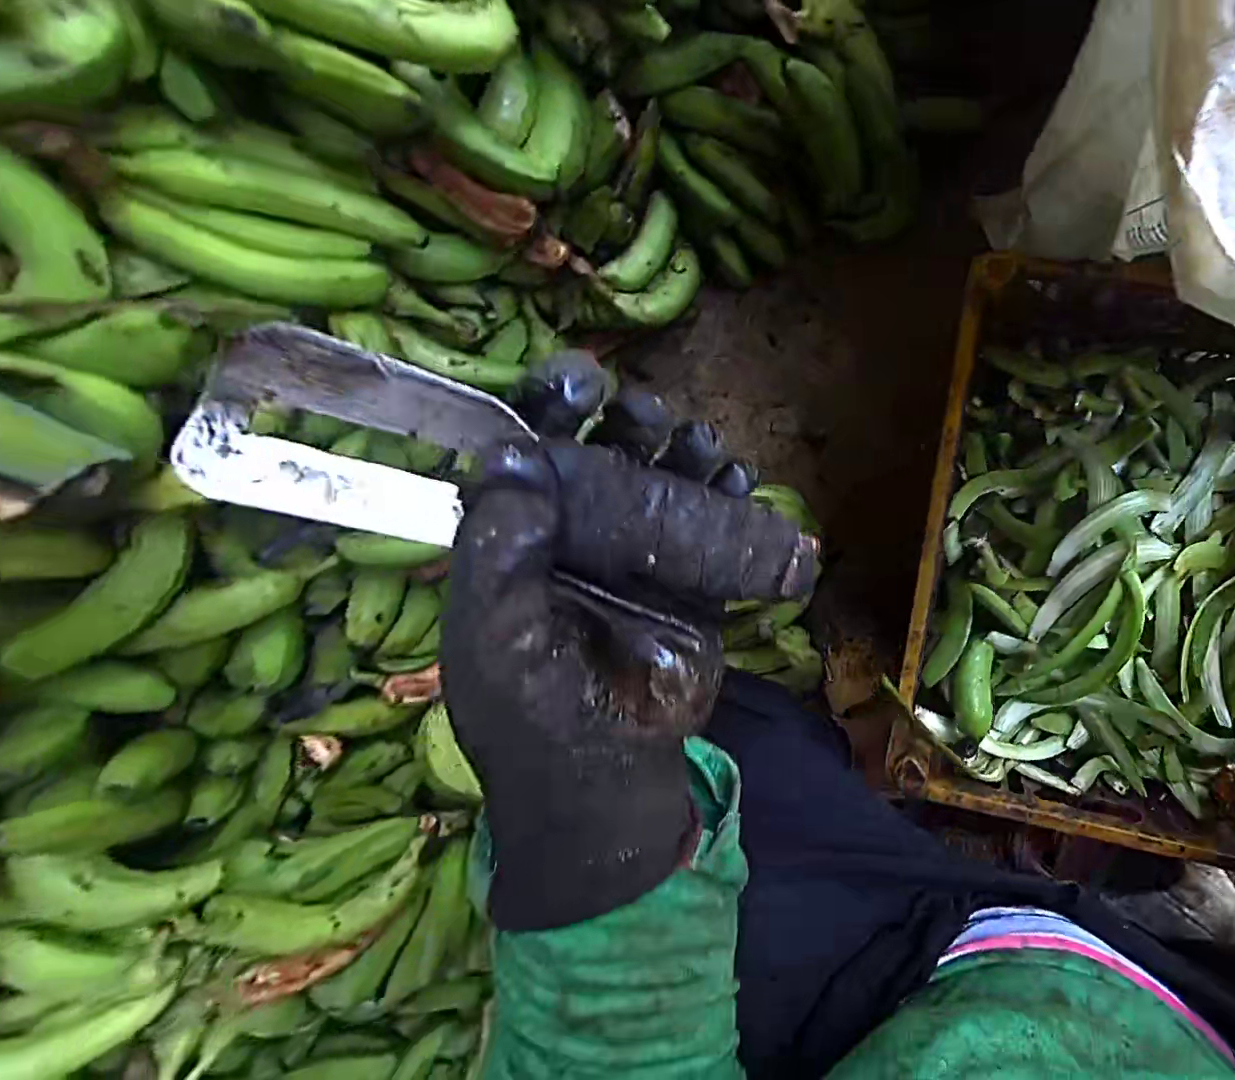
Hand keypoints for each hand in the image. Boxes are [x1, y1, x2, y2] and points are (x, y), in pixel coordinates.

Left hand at [443, 351, 816, 930]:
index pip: (533, 456)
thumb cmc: (534, 711)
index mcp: (523, 540)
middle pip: (612, 458)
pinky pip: (717, 531)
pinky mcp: (694, 585)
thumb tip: (512, 459)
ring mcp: (644, 561)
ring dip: (687, 455)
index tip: (580, 379)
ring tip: (701, 445)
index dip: (550, 410)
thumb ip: (497, 553)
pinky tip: (738, 483)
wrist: (610, 773)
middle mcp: (584, 538)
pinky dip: (732, 502)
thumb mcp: (497, 635)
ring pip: (670, 486)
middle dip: (631, 424)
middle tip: (648, 414)